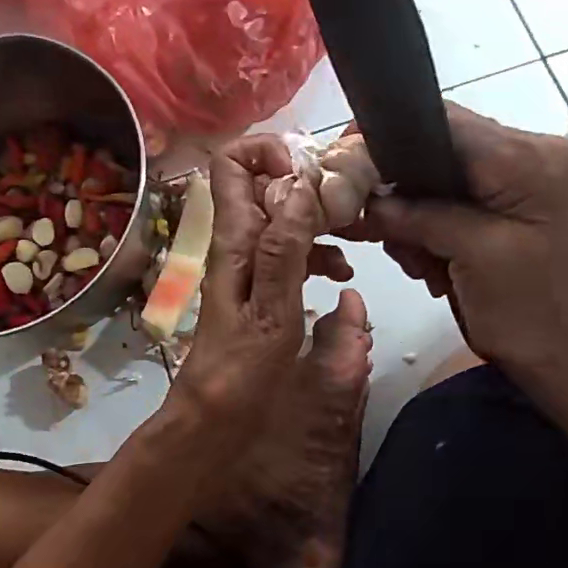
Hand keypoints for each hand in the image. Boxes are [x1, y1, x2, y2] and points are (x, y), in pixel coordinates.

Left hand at [172, 135, 327, 418]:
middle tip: (346, 207)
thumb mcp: (270, 310)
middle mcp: (236, 242)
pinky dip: (316, 251)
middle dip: (306, 185)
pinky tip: (340, 273)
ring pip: (281, 216)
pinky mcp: (259, 284)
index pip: (230, 164)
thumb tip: (299, 186)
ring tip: (353, 238)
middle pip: (263, 184)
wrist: (215, 416)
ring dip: (317, 219)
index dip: (267, 152)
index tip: (309, 173)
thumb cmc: (240, 370)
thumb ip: (283, 249)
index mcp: (234, 240)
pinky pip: (288, 250)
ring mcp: (248, 263)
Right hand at [348, 103, 567, 372]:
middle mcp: (525, 157)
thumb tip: (366, 200)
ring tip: (415, 259)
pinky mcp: (501, 208)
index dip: (389, 136)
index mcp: (529, 159)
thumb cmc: (530, 310)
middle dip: (399, 188)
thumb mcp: (474, 255)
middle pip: (435, 149)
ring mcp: (513, 183)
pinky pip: (444, 203)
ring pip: (432, 179)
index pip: (445, 123)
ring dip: (410, 217)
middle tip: (374, 227)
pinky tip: (427, 262)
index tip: (344, 158)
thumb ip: (421, 216)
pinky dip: (424, 230)